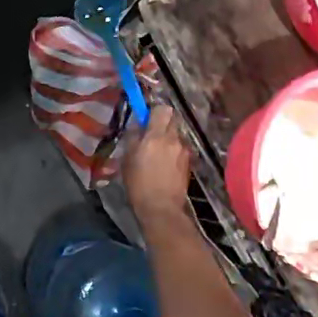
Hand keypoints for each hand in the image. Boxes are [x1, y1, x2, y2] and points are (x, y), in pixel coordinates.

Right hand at [124, 106, 193, 226]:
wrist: (161, 207)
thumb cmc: (139, 184)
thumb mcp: (127, 159)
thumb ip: (134, 138)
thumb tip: (138, 125)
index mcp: (156, 136)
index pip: (162, 109)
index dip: (155, 111)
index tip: (147, 120)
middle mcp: (173, 139)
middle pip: (172, 120)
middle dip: (163, 125)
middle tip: (152, 137)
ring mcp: (184, 151)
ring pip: (177, 136)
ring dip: (169, 140)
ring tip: (158, 155)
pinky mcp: (189, 162)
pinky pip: (181, 149)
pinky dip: (174, 152)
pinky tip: (166, 166)